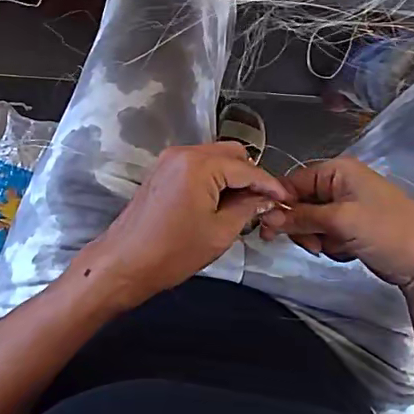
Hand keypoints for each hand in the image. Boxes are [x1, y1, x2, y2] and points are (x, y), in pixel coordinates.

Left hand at [70, 143, 291, 307]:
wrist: (125, 261)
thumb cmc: (173, 250)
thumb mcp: (220, 232)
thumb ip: (247, 208)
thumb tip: (264, 198)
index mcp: (199, 164)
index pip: (247, 168)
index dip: (270, 185)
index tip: (287, 200)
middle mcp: (182, 153)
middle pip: (230, 153)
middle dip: (251, 175)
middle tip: (266, 203)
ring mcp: (168, 160)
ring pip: (213, 157)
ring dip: (232, 175)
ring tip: (246, 205)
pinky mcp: (161, 171)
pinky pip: (196, 165)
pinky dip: (213, 177)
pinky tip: (222, 201)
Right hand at [259, 157, 413, 287]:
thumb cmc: (388, 232)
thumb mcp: (339, 221)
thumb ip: (299, 218)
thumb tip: (265, 218)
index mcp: (338, 170)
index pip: (293, 181)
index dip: (281, 203)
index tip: (269, 226)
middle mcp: (341, 183)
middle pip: (300, 202)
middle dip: (301, 224)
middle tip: (310, 243)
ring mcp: (348, 205)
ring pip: (311, 220)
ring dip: (315, 237)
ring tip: (330, 248)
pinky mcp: (354, 226)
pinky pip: (326, 232)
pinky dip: (329, 243)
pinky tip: (345, 251)